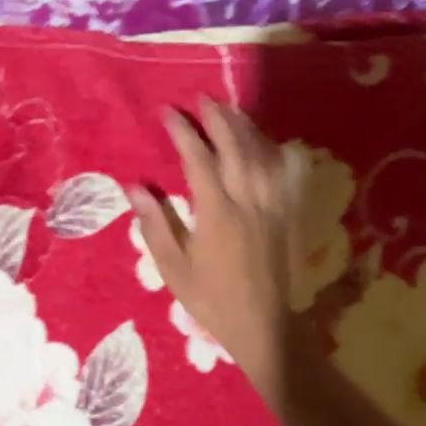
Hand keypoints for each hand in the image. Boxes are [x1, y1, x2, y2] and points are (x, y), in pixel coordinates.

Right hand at [130, 99, 291, 395]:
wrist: (266, 328)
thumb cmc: (212, 301)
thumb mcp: (173, 269)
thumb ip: (155, 225)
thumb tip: (136, 187)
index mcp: (216, 213)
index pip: (198, 159)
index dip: (183, 132)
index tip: (169, 112)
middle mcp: (248, 201)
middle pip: (236, 147)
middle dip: (219, 118)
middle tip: (203, 98)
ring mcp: (274, 207)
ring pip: (263, 154)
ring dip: (246, 127)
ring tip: (230, 110)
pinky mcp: (290, 216)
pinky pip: (286, 174)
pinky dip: (275, 151)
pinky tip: (267, 142)